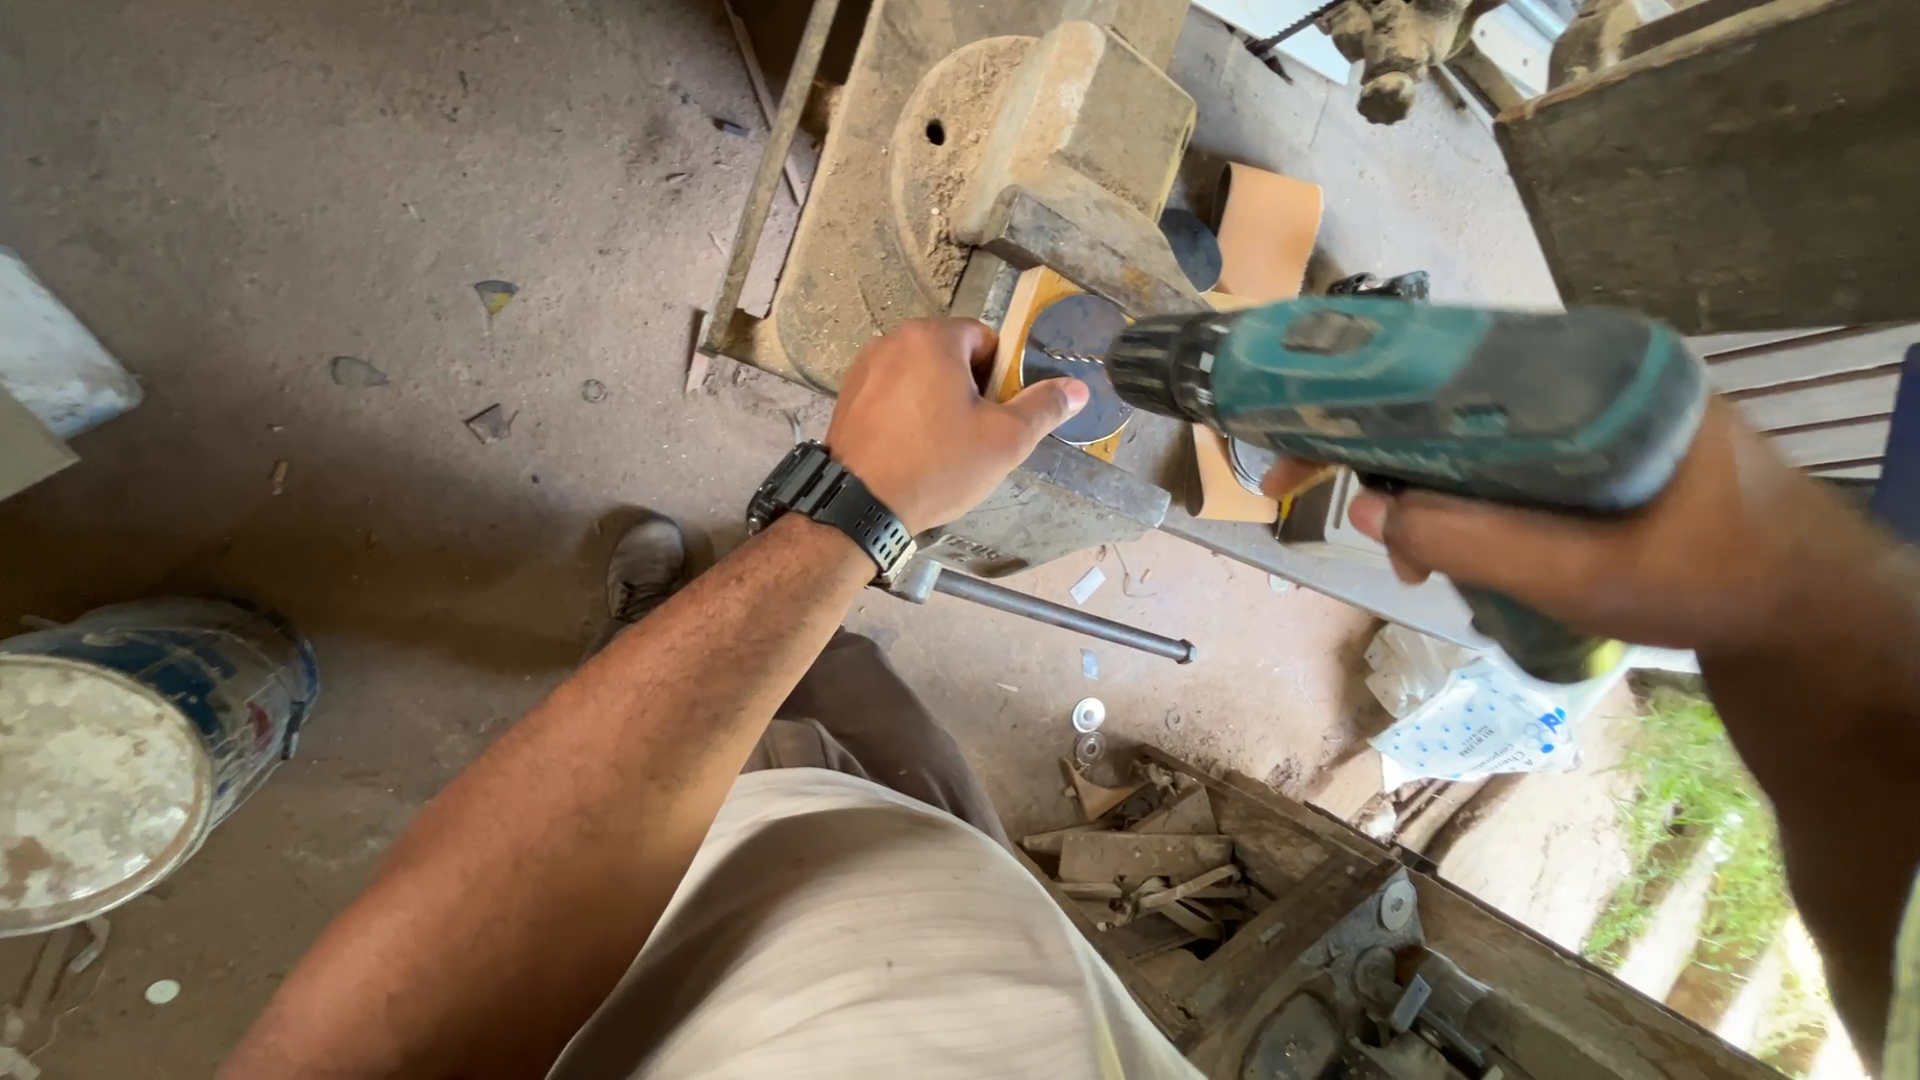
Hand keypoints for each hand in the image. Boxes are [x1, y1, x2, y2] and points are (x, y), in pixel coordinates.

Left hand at [827, 317, 1089, 532]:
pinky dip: (906, 413)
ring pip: (920, 376)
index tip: (994, 416)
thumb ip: (1044, 408)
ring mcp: (864, 367)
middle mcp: (893, 340)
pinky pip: (892, 394)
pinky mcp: (847, 395)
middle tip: (970, 437)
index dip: (1000, 379)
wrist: (861, 505)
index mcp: (933, 337)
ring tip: (939, 447)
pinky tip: (909, 449)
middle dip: (968, 391)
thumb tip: (1078, 388)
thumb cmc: (937, 466)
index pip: (986, 341)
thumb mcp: (1005, 441)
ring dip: (937, 401)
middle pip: (951, 356)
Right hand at [1263, 398, 1881, 654]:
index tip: (1299, 433)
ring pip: (1449, 436)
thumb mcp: (1585, 574)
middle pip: (1435, 397)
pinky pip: (1476, 463)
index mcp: (1600, 373)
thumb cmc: (1715, 583)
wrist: (1804, 612)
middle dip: (1366, 451)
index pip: (1450, 361)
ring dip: (1406, 492)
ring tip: (1405, 563)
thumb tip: (1363, 508)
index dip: (1361, 396)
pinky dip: (1442, 505)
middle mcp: (1579, 376)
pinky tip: (1438, 554)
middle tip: (1297, 490)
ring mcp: (1570, 412)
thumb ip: (1472, 541)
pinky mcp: (1564, 448)